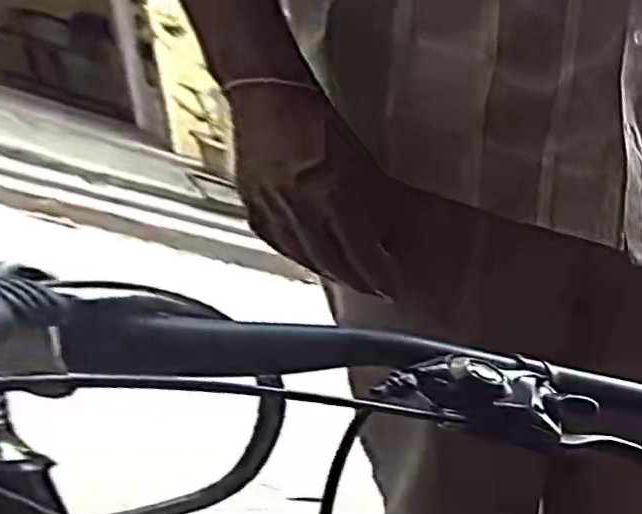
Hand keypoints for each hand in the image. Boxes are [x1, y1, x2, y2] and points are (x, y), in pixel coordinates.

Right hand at [226, 83, 400, 297]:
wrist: (270, 95)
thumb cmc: (324, 130)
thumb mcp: (367, 175)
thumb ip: (381, 215)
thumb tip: (391, 248)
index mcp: (332, 196)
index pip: (361, 253)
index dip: (378, 277)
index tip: (392, 290)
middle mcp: (299, 204)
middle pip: (332, 260)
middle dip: (356, 282)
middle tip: (374, 292)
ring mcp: (270, 202)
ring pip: (302, 254)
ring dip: (327, 273)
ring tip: (346, 281)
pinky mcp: (249, 196)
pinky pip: (274, 238)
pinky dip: (295, 255)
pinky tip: (309, 261)